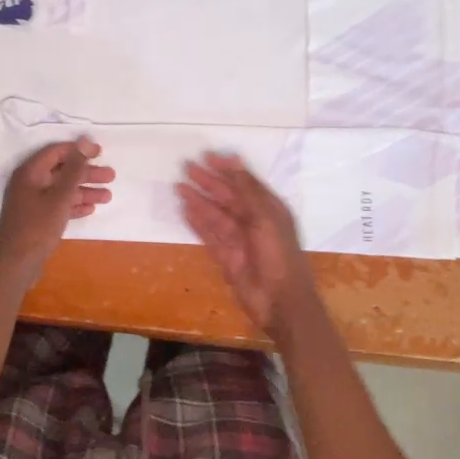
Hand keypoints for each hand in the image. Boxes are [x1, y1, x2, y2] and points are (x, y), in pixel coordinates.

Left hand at [0, 137, 114, 284]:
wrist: (16, 265)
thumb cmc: (37, 226)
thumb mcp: (60, 196)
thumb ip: (74, 169)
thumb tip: (85, 140)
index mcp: (30, 172)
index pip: (57, 152)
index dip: (79, 150)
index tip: (100, 152)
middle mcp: (29, 183)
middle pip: (62, 171)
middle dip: (87, 174)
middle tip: (111, 176)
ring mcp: (32, 202)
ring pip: (62, 190)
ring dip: (84, 192)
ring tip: (108, 196)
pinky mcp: (37, 219)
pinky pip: (58, 206)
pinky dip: (74, 206)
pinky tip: (90, 209)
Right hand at [178, 152, 321, 345]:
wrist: (281, 301)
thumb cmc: (278, 255)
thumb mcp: (267, 218)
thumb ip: (248, 191)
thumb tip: (235, 162)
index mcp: (269, 209)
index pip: (245, 183)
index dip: (227, 169)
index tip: (207, 156)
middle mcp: (254, 221)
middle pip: (227, 197)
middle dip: (208, 182)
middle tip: (186, 167)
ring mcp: (239, 240)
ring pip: (215, 214)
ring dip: (198, 200)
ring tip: (179, 187)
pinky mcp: (227, 257)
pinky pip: (210, 235)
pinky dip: (198, 223)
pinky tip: (185, 211)